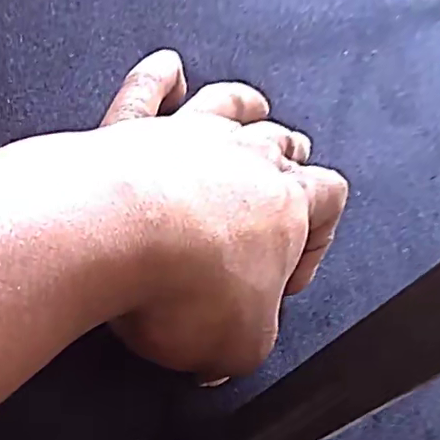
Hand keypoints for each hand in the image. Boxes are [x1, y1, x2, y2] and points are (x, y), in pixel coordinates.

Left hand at [33, 50, 347, 376]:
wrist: (113, 238)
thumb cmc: (178, 287)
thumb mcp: (233, 346)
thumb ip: (242, 350)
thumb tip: (225, 362)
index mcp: (283, 207)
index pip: (326, 206)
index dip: (315, 239)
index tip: (288, 275)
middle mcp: (239, 159)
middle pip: (282, 148)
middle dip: (285, 171)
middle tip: (272, 198)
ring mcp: (181, 139)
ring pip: (232, 108)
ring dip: (244, 113)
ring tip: (249, 120)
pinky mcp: (124, 133)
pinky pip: (149, 90)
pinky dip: (159, 80)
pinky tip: (166, 76)